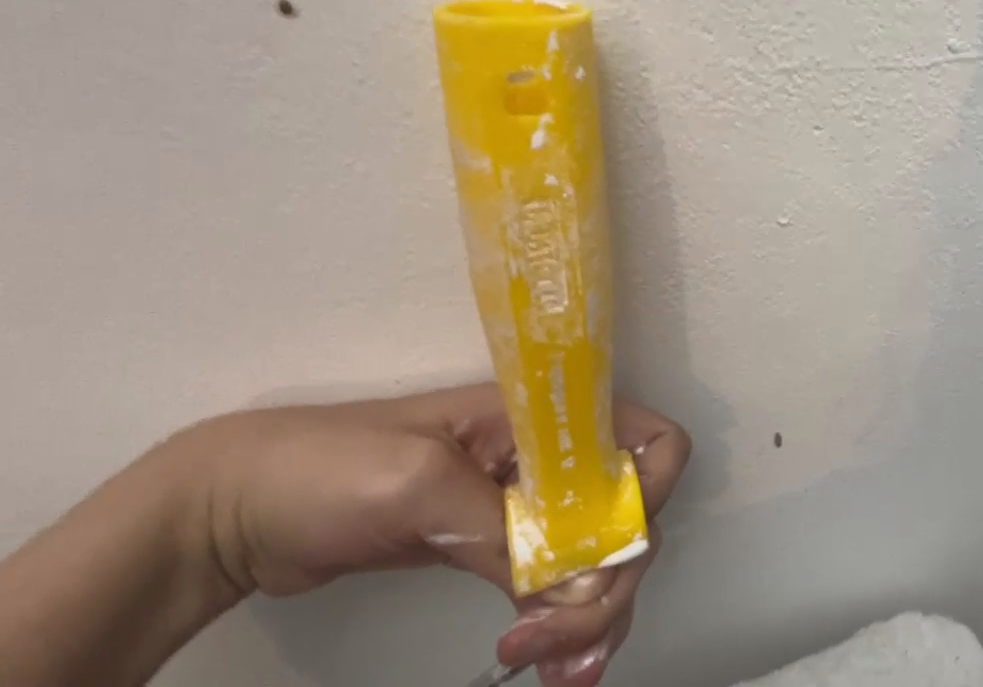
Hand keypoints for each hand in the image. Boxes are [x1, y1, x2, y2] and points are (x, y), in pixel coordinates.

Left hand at [179, 384, 690, 686]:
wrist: (234, 512)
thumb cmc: (327, 469)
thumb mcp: (418, 487)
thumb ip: (504, 529)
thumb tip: (585, 585)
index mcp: (547, 420)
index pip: (649, 442)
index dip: (649, 494)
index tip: (604, 552)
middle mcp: (554, 463)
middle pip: (632, 520)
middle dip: (610, 584)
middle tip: (555, 641)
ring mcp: (528, 511)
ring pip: (602, 563)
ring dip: (594, 620)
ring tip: (554, 672)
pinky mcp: (498, 554)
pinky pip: (559, 591)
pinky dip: (568, 631)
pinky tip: (552, 669)